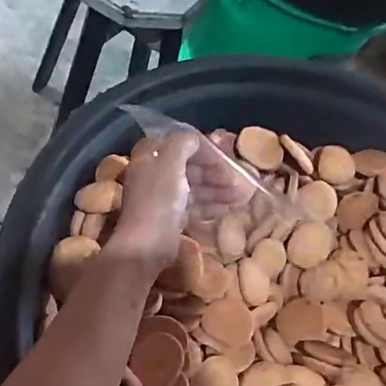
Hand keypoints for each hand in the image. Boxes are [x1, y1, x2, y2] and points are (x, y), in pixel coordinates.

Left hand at [108, 129, 252, 267]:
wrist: (146, 247)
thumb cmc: (158, 201)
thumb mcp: (170, 164)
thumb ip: (183, 144)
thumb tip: (195, 138)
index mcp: (150, 161)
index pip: (179, 147)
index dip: (202, 150)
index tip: (224, 157)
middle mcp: (155, 178)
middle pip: (188, 168)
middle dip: (214, 172)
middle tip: (236, 180)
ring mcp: (163, 201)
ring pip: (194, 189)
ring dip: (217, 190)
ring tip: (240, 196)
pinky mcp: (171, 221)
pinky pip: (193, 208)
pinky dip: (210, 206)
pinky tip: (227, 209)